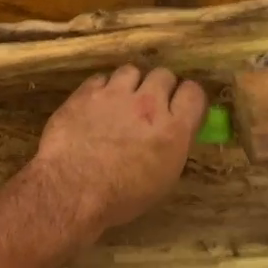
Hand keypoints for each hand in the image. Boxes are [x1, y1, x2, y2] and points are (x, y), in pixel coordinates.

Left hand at [23, 65, 205, 242]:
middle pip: (163, 75)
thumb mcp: (161, 178)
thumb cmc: (121, 196)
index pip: (194, 93)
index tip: (181, 105)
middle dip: (160, 86)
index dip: (188, 97)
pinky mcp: (86, 91)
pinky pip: (101, 78)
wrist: (73, 186)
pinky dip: (102, 88)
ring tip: (121, 100)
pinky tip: (96, 104)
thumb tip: (168, 131)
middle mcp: (147, 104)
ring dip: (130, 83)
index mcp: (173, 130)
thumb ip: (170, 145)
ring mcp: (115, 93)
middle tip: (151, 103)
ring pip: (131, 70)